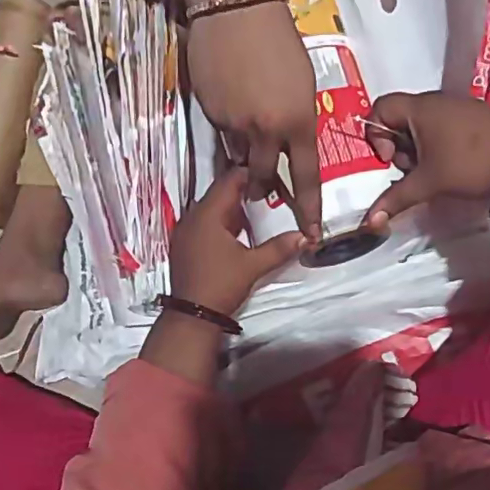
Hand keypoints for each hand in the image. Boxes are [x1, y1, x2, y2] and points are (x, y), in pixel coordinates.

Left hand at [169, 166, 305, 314]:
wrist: (192, 316)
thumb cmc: (221, 285)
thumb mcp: (253, 266)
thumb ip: (279, 248)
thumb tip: (305, 237)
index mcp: (207, 214)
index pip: (229, 180)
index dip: (251, 173)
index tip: (271, 174)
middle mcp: (192, 217)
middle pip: (219, 193)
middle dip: (243, 191)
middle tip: (269, 192)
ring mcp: (185, 232)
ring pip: (211, 209)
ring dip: (232, 209)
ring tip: (257, 210)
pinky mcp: (184, 246)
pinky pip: (204, 224)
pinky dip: (221, 223)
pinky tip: (237, 233)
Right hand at [187, 3, 324, 237]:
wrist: (234, 8)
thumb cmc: (277, 38)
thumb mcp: (302, 81)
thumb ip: (297, 117)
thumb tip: (288, 141)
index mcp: (298, 121)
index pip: (306, 176)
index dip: (308, 207)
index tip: (311, 233)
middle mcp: (267, 130)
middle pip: (263, 175)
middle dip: (261, 185)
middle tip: (260, 188)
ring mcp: (236, 124)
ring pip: (239, 156)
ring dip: (243, 154)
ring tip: (244, 128)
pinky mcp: (211, 113)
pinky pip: (222, 132)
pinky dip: (228, 125)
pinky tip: (229, 98)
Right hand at [360, 92, 489, 226]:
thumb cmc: (469, 165)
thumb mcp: (428, 184)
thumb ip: (395, 199)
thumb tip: (370, 221)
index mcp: (420, 108)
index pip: (380, 108)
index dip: (376, 134)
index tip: (391, 159)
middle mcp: (436, 99)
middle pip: (399, 117)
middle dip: (399, 146)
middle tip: (412, 168)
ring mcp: (458, 104)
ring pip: (421, 123)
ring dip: (418, 146)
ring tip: (432, 169)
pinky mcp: (473, 115)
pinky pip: (442, 123)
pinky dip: (436, 142)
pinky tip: (450, 163)